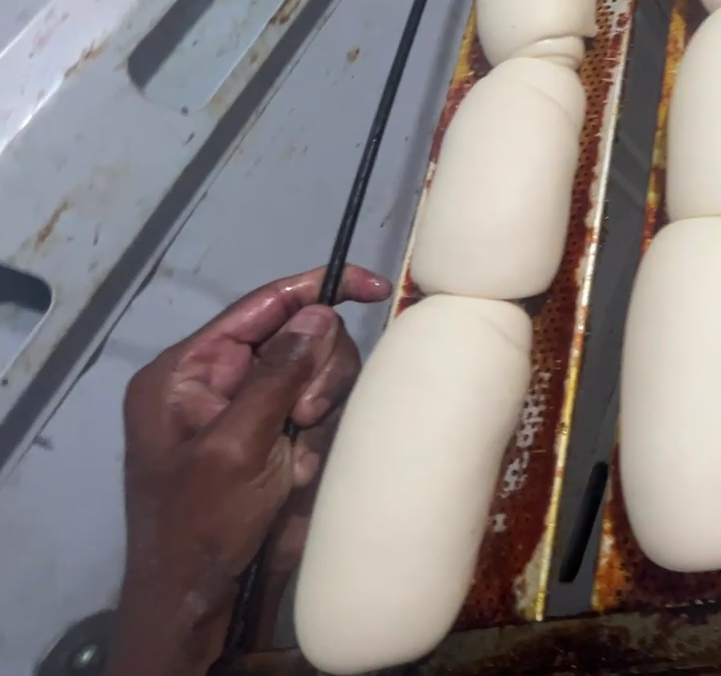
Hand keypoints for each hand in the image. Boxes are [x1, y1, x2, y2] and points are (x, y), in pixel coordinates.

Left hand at [110, 266, 388, 675]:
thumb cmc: (202, 520)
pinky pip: (332, 394)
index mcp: (190, 372)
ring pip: (326, 362)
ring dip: (328, 394)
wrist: (212, 588)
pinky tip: (309, 452)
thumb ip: (276, 375)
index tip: (376, 289)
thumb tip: (320, 312)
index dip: (320, 288)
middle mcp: (225, 378)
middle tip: (306, 414)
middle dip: (321, 367)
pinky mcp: (289, 424)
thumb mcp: (234, 446)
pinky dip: (332, 416)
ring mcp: (260, 402)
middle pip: (306, 331)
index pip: (264, 306)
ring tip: (305, 437)